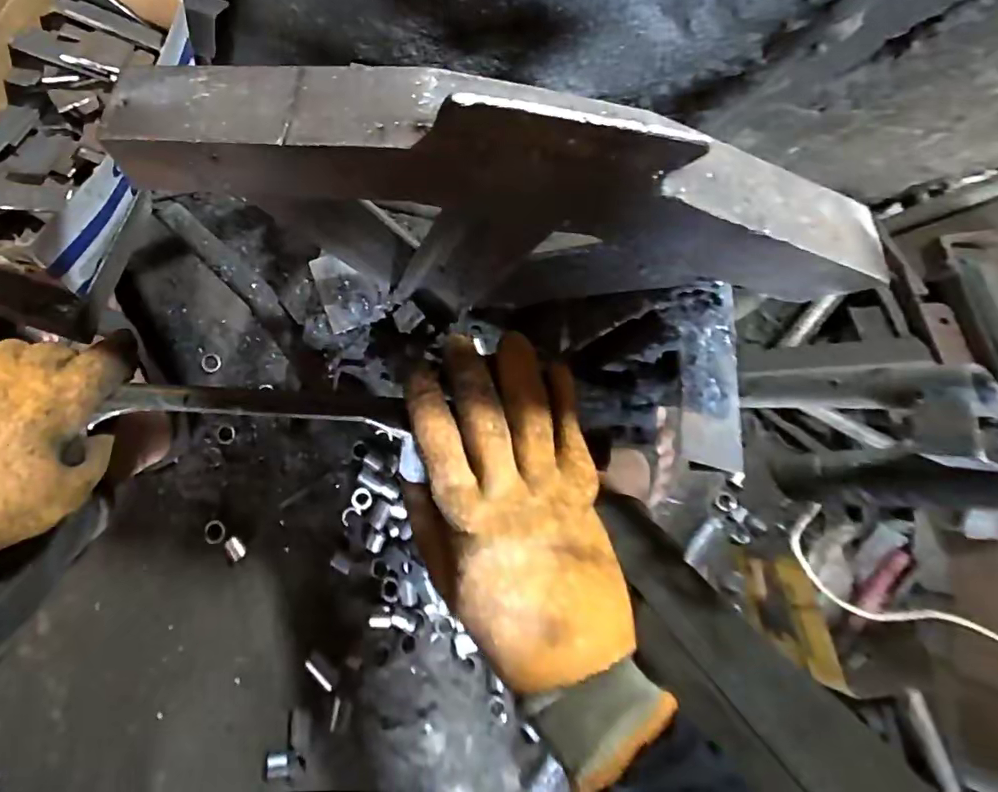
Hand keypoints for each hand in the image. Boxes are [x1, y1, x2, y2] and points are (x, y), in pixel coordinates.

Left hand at [0, 337, 131, 577]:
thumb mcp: (65, 497)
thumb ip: (101, 458)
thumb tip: (106, 434)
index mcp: (64, 391)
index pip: (111, 356)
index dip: (124, 360)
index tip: (124, 371)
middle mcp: (23, 364)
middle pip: (62, 350)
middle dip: (71, 368)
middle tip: (63, 399)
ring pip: (15, 351)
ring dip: (24, 369)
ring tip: (11, 399)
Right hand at [406, 333, 634, 693]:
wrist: (577, 658)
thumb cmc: (501, 621)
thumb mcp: (448, 579)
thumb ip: (428, 520)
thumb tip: (413, 467)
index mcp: (469, 519)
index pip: (440, 447)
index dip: (428, 405)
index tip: (418, 373)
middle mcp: (510, 494)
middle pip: (487, 422)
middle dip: (470, 375)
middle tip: (459, 341)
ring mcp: (552, 489)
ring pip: (533, 420)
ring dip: (520, 374)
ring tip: (509, 339)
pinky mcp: (585, 491)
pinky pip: (574, 436)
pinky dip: (566, 400)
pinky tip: (556, 370)